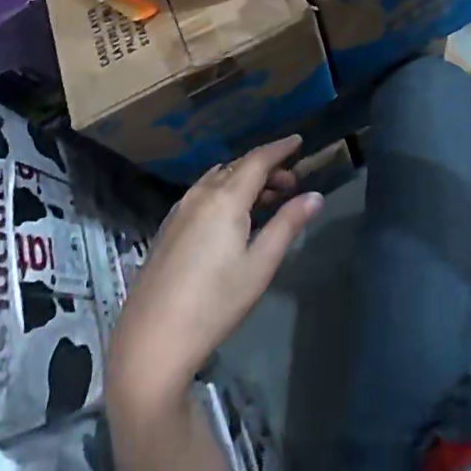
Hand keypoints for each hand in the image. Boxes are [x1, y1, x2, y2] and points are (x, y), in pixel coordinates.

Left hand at [106, 137, 324, 412]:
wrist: (156, 330)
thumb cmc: (217, 301)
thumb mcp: (260, 266)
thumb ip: (286, 226)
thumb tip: (314, 196)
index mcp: (224, 198)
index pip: (256, 160)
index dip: (278, 148)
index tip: (297, 140)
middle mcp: (199, 193)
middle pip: (236, 167)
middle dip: (265, 168)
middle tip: (292, 184)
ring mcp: (180, 207)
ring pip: (217, 180)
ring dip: (243, 180)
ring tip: (267, 199)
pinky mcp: (170, 224)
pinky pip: (202, 193)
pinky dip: (224, 192)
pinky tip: (234, 216)